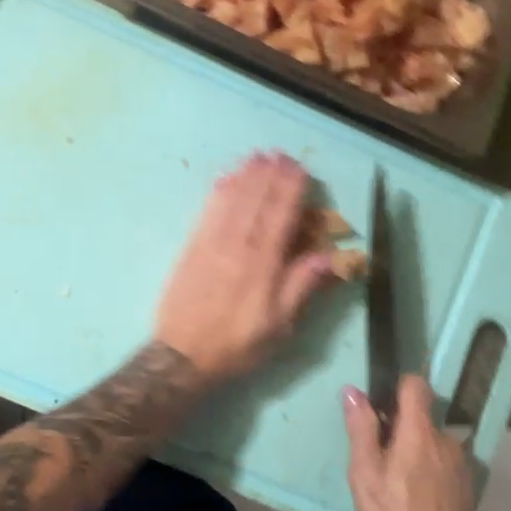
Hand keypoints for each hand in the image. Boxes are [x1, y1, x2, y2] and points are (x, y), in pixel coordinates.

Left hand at [154, 152, 332, 384]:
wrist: (181, 356)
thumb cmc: (236, 345)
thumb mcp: (278, 326)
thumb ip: (301, 287)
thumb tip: (328, 257)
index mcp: (262, 266)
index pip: (280, 219)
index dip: (290, 192)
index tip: (300, 169)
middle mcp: (237, 249)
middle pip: (255, 204)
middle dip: (269, 177)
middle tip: (279, 154)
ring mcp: (210, 246)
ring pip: (231, 203)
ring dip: (245, 178)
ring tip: (256, 157)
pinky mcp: (190, 249)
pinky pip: (206, 214)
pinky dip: (218, 194)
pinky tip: (225, 180)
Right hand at [343, 376, 473, 510]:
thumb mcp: (364, 474)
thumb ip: (361, 429)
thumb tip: (354, 391)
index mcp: (420, 434)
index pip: (416, 386)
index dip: (396, 385)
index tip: (377, 402)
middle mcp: (446, 442)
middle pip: (421, 416)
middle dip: (399, 425)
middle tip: (375, 453)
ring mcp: (461, 465)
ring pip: (432, 441)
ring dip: (413, 448)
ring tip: (392, 479)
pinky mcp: (466, 486)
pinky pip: (442, 462)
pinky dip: (427, 467)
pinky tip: (412, 495)